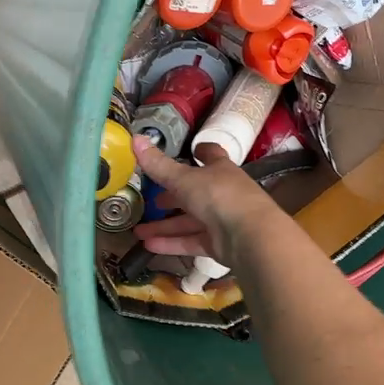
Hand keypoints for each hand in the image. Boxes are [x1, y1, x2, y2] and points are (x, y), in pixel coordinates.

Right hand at [132, 136, 285, 260]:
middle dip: (172, 197)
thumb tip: (134, 138)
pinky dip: (171, 243)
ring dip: (164, 225)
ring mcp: (221, 220)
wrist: (249, 235)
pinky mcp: (217, 243)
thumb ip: (158, 165)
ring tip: (138, 231)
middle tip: (151, 201)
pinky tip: (148, 246)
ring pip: (188, 221)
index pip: (211, 155)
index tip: (191, 149)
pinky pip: (190, 241)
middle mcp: (222, 193)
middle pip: (194, 193)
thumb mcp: (183, 179)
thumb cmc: (218, 196)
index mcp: (220, 170)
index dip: (201, 151)